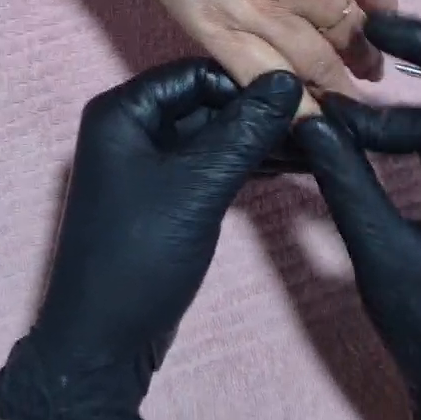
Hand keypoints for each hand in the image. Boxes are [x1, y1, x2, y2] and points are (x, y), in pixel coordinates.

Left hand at [0, 62, 303, 419]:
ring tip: (316, 143)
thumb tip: (289, 81)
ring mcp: (148, 162)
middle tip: (317, 118)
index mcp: (123, 111)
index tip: (301, 92)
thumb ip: (245, 131)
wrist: (103, 346)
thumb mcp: (199, 186)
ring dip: (258, 140)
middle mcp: (132, 126)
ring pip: (213, 135)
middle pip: (206, 101)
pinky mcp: (166, 193)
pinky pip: (211, 164)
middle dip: (258, 113)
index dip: (247, 81)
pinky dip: (246, 164)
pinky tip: (292, 166)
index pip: (195, 73)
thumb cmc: (142, 253)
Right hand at [86, 0, 393, 102]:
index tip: (382, 29)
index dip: (385, 16)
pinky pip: (268, 85)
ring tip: (344, 98)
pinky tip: (309, 119)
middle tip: (367, 71)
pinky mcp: (219, 35)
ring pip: (318, 69)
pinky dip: (296, 109)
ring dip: (338, 87)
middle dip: (364, 58)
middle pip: (352, 35)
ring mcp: (262, 13)